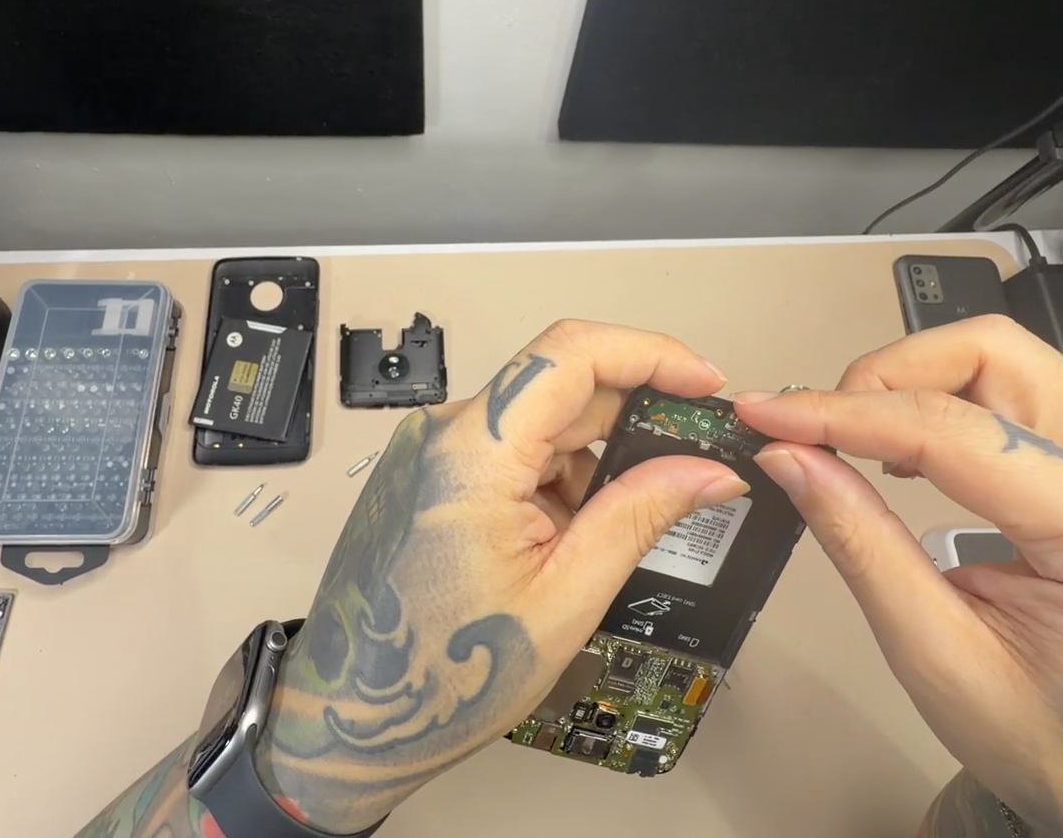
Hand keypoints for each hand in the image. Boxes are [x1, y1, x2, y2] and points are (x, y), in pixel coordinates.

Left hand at [253, 321, 744, 832]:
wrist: (356, 709)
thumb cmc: (443, 672)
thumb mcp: (566, 596)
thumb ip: (640, 515)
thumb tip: (706, 471)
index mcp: (473, 453)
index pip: (570, 353)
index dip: (649, 353)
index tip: (702, 380)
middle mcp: (446, 432)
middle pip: (561, 382)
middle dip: (635, 411)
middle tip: (690, 453)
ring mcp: (435, 447)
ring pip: (542, 415)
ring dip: (596, 451)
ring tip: (620, 517)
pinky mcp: (435, 465)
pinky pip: (515, 444)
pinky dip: (559, 471)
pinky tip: (572, 526)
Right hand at [735, 315, 1062, 834]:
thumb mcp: (941, 658)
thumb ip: (861, 543)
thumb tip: (790, 458)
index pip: (952, 431)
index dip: (841, 412)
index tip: (766, 413)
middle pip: (993, 355)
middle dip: (887, 374)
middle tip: (822, 426)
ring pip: (1002, 363)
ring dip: (912, 382)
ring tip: (856, 438)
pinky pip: (1013, 398)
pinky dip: (940, 403)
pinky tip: (906, 451)